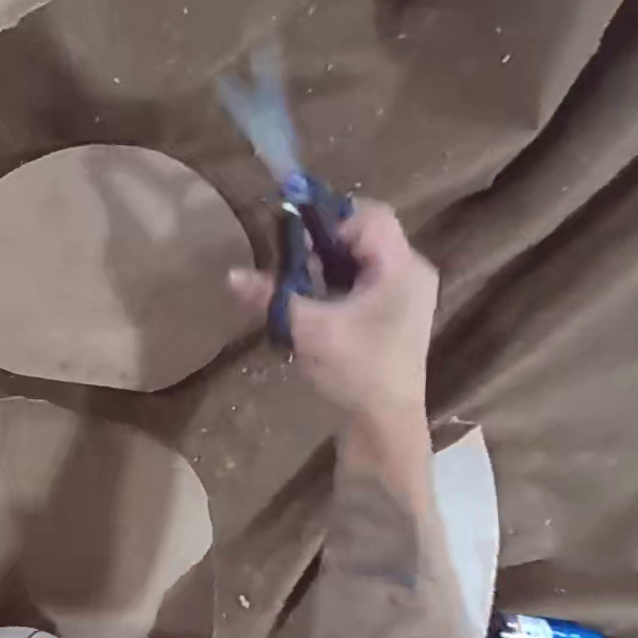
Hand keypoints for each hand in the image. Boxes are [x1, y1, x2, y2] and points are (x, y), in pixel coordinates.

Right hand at [229, 200, 437, 426]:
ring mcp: (398, 296)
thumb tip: (231, 275)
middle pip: (362, 239)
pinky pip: (354, 285)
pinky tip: (303, 305)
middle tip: (282, 262)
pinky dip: (326, 287)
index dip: (330, 218)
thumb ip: (272, 298)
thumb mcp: (308, 330)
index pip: (370, 217)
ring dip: (319, 269)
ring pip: (355, 263)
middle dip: (319, 246)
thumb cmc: (355, 369)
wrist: (382, 420)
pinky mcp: (386, 316)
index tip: (292, 235)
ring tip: (288, 286)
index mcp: (400, 268)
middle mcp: (406, 274)